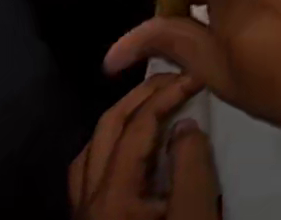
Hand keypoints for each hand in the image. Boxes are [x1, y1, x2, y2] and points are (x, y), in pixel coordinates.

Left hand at [69, 73, 217, 219]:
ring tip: (154, 106)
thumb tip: (186, 126)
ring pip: (93, 146)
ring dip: (123, 116)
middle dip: (143, 94)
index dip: (169, 93)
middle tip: (175, 79)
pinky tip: (132, 149)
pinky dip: (112, 145)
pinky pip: (90, 169)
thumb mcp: (193, 217)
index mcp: (112, 194)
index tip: (197, 75)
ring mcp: (83, 213)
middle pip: (109, 125)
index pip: (139, 125)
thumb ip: (191, 169)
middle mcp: (88, 198)